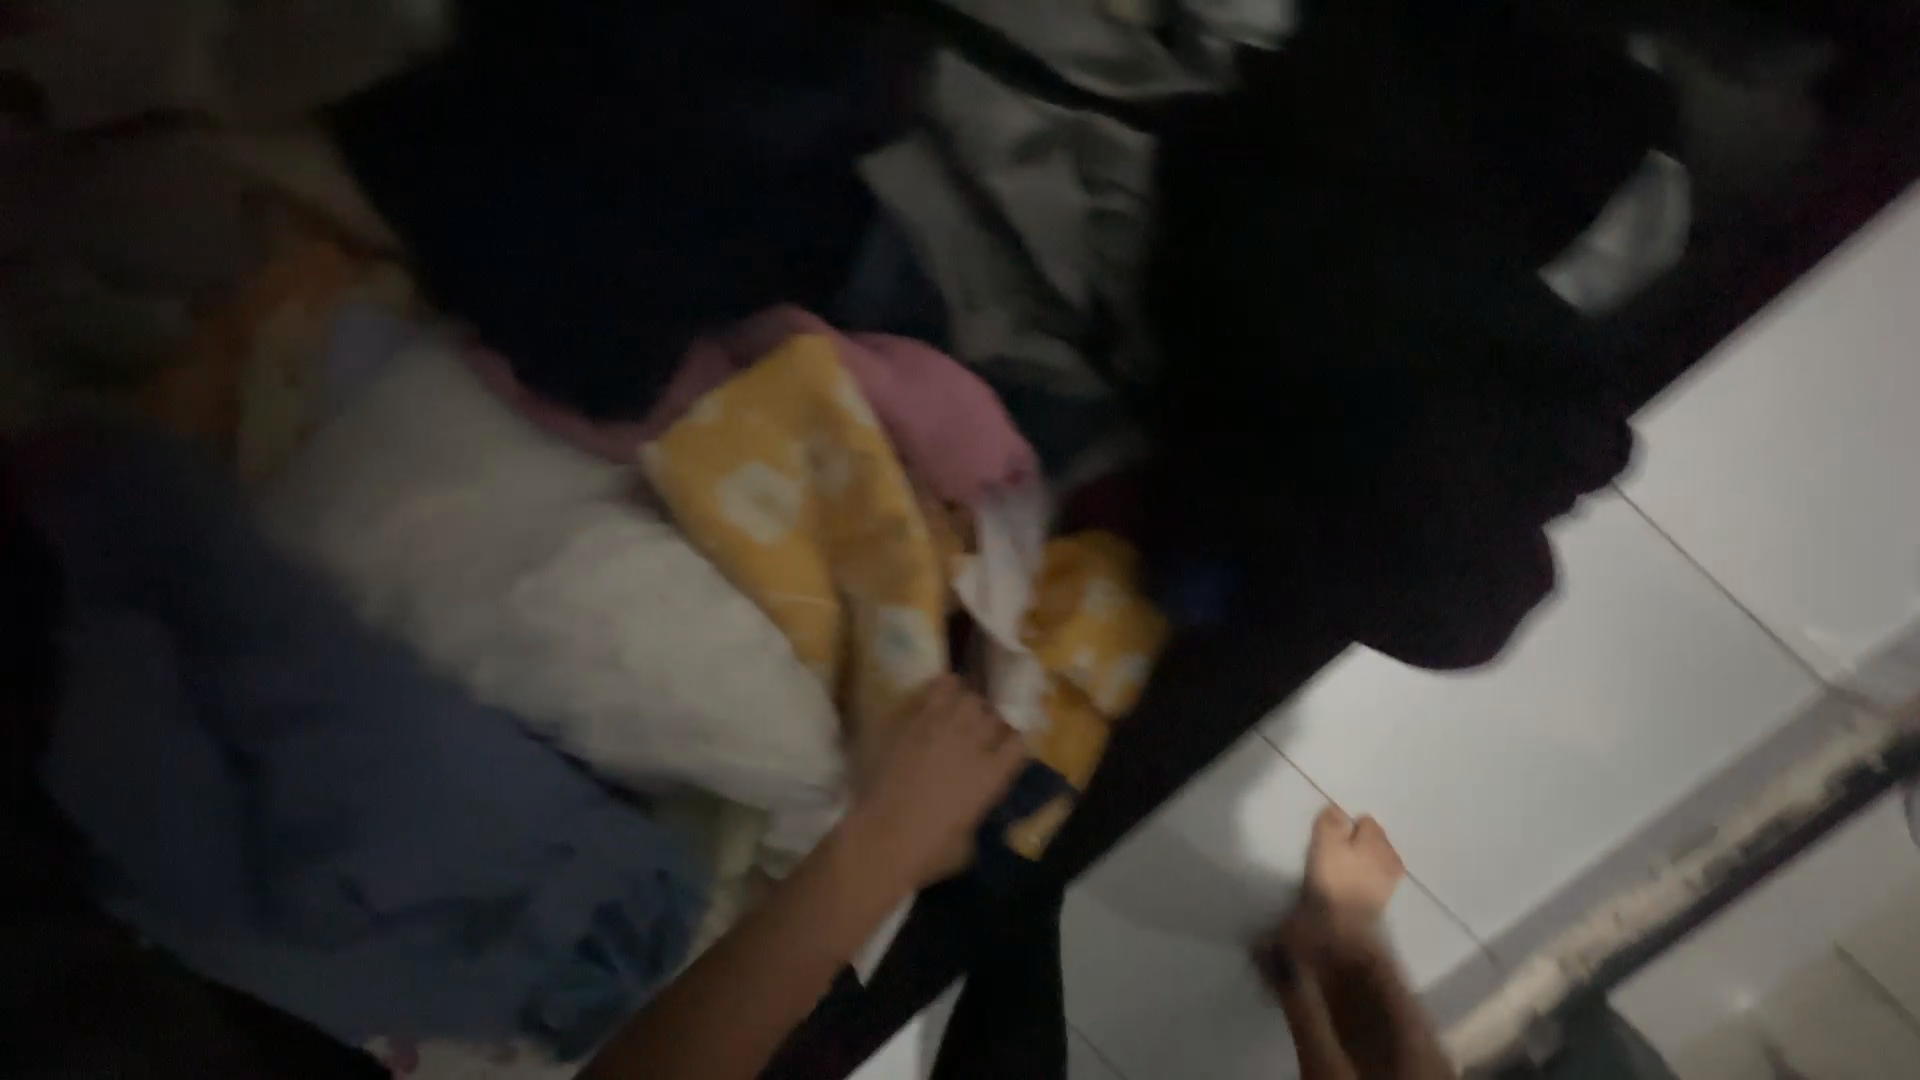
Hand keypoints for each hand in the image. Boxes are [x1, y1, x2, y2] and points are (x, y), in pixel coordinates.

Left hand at [840, 675, 1028, 891]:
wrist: (880, 838)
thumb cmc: (927, 852)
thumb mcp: (965, 841)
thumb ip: (974, 812)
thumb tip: (969, 806)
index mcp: (991, 777)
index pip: (1019, 743)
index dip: (1014, 742)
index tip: (1008, 746)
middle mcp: (973, 745)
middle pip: (993, 714)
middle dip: (989, 719)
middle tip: (978, 729)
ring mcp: (942, 729)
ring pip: (968, 697)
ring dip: (967, 702)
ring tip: (959, 708)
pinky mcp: (913, 722)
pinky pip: (935, 691)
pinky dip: (941, 688)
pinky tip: (940, 691)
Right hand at [1302, 806, 1404, 935]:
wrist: (1346, 922)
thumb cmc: (1335, 876)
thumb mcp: (1325, 842)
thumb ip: (1331, 822)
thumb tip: (1338, 810)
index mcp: (1378, 840)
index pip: (1366, 821)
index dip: (1348, 824)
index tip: (1333, 834)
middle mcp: (1391, 856)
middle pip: (1375, 839)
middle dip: (1359, 840)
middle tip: (1337, 848)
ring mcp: (1391, 879)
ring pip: (1377, 858)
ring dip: (1364, 858)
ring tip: (1343, 864)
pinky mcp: (1385, 898)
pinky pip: (1375, 876)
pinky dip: (1365, 874)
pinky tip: (1352, 880)